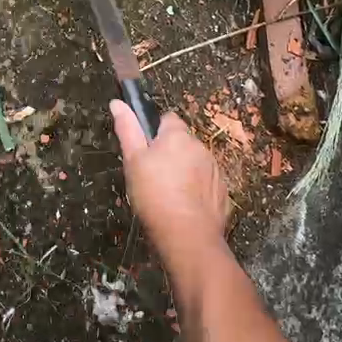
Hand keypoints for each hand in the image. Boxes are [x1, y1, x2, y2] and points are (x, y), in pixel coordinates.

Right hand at [109, 99, 230, 252]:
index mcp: (178, 136)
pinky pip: (206, 184)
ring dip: (184, 170)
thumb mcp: (133, 160)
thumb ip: (127, 129)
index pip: (168, 119)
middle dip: (170, 152)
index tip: (145, 149)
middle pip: (182, 142)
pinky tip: (184, 206)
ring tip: (168, 193)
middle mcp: (201, 147)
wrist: (188, 237)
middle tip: (152, 173)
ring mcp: (215, 171)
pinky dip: (196, 189)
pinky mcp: (223, 194)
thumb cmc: (155, 194)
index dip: (155, 131)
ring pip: (195, 163)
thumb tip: (118, 103)